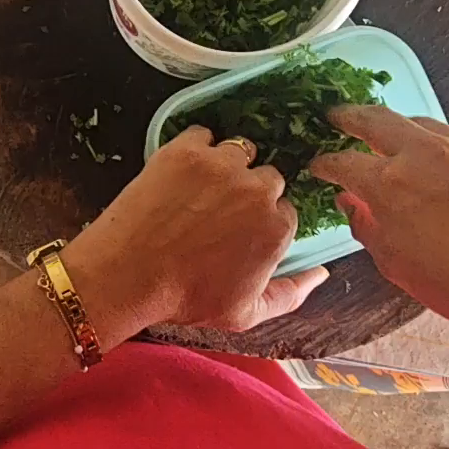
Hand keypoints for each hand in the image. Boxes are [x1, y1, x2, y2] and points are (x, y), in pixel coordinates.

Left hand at [63, 126, 327, 335]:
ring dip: (227, 164)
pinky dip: (196, 147)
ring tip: (201, 188)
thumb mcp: (246, 313)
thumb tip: (322, 274)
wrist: (126, 274)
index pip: (284, 211)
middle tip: (218, 210)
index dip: (262, 220)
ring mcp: (221, 165)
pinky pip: (203, 134)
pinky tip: (181, 171)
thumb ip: (291, 294)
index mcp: (277, 227)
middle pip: (267, 178)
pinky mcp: (186, 149)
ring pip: (239, 151)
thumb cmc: (185, 298)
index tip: (239, 230)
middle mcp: (257, 190)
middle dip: (249, 191)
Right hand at [308, 106, 448, 348]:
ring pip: (418, 123)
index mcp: (389, 183)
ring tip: (383, 135)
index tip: (317, 166)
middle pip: (376, 119)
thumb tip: (352, 203)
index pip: (342, 162)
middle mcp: (424, 155)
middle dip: (349, 116)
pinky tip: (432, 161)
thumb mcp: (395, 263)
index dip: (324, 163)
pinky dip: (431, 143)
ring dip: (394, 126)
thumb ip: (367, 225)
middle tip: (335, 117)